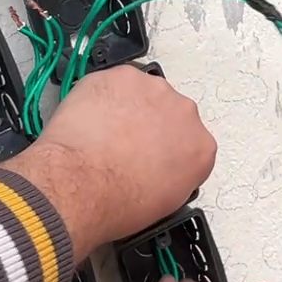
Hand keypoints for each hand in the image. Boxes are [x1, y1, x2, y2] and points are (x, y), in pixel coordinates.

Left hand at [2, 66, 214, 255]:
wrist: (81, 185)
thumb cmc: (116, 201)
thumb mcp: (164, 205)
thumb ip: (175, 175)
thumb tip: (161, 172)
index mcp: (201, 147)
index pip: (192, 141)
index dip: (168, 148)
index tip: (153, 152)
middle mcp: (185, 113)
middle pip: (169, 111)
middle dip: (150, 123)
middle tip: (124, 143)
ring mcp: (154, 90)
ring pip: (142, 93)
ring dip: (127, 106)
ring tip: (104, 131)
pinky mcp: (123, 77)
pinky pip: (114, 82)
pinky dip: (102, 95)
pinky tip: (92, 117)